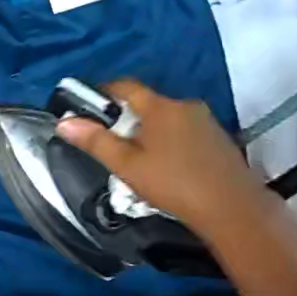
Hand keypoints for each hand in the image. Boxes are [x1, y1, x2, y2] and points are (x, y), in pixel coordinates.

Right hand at [54, 79, 270, 233]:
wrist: (231, 208)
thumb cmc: (173, 183)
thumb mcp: (127, 165)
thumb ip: (96, 142)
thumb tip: (65, 122)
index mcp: (161, 107)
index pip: (127, 87)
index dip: (104, 93)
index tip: (87, 107)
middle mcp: (185, 106)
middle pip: (148, 104)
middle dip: (126, 119)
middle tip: (110, 144)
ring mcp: (206, 122)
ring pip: (167, 119)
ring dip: (149, 132)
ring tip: (136, 160)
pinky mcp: (218, 139)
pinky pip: (184, 132)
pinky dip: (168, 142)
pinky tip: (165, 167)